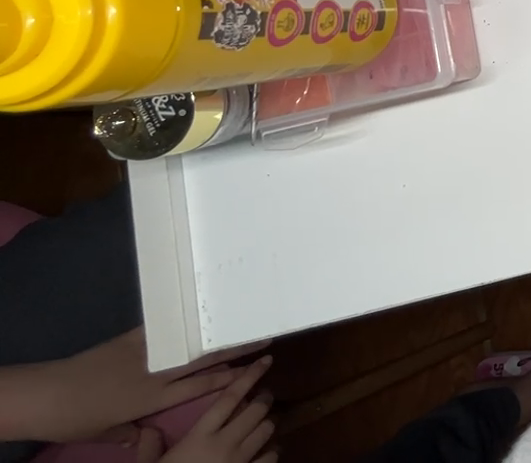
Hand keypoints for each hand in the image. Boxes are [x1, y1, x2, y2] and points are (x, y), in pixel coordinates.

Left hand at [18, 329, 267, 444]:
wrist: (42, 395)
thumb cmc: (71, 419)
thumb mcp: (99, 433)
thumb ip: (126, 433)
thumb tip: (142, 440)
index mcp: (154, 398)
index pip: (202, 386)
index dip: (231, 377)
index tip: (255, 368)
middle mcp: (160, 373)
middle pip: (208, 360)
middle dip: (240, 349)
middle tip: (267, 339)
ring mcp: (150, 352)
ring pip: (194, 342)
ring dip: (221, 333)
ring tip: (245, 322)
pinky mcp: (136, 337)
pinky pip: (166, 327)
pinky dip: (184, 320)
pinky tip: (201, 311)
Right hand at [135, 355, 275, 462]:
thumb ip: (148, 449)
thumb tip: (147, 430)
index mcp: (199, 438)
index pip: (230, 398)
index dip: (250, 376)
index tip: (267, 360)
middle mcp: (225, 443)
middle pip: (259, 409)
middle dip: (264, 399)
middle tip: (262, 397)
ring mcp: (240, 460)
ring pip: (268, 428)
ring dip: (267, 423)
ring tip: (261, 422)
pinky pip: (272, 455)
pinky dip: (271, 450)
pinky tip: (263, 451)